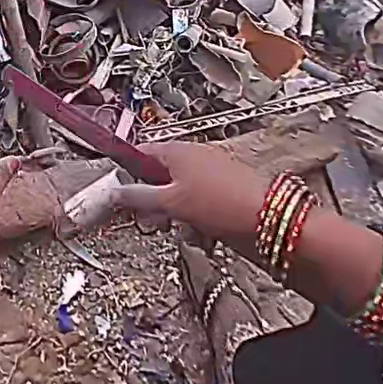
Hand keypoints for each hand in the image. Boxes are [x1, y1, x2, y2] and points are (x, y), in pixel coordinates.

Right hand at [111, 141, 270, 249]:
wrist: (268, 221)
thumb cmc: (219, 203)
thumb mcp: (171, 202)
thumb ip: (139, 196)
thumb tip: (114, 191)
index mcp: (177, 150)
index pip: (141, 152)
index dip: (127, 170)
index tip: (118, 190)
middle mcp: (193, 156)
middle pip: (159, 174)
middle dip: (152, 198)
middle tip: (150, 218)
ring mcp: (210, 173)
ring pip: (178, 191)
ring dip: (172, 211)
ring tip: (177, 228)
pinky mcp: (223, 191)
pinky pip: (197, 201)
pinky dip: (193, 216)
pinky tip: (200, 233)